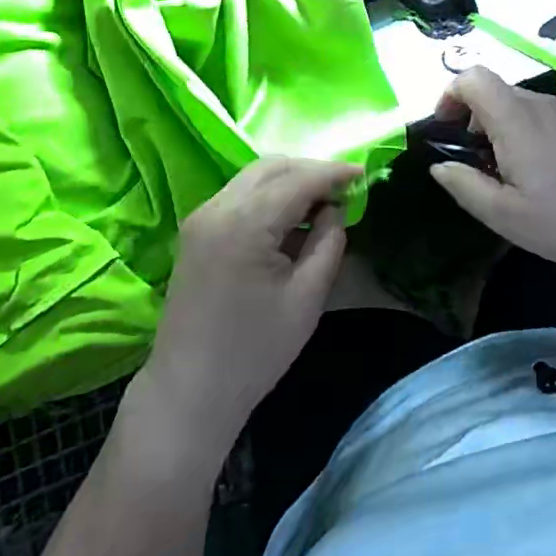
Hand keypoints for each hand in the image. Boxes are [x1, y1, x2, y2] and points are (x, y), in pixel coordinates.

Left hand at [141, 157, 361, 440]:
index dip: (333, 173)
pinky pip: (237, 197)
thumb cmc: (255, 350)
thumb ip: (327, 244)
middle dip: (309, 171)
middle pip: (269, 168)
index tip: (364, 173)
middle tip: (344, 189)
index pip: (296, 180)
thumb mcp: (306, 298)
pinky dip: (267, 197)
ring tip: (322, 204)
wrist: (191, 387)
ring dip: (287, 182)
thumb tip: (334, 209)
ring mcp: (199, 218)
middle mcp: (216, 208)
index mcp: (243, 222)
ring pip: (251, 179)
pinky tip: (289, 219)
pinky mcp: (194, 232)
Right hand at [428, 67, 555, 285]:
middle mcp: (541, 106)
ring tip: (508, 180)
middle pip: (493, 92)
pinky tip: (543, 183)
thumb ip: (464, 186)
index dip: (448, 96)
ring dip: (499, 133)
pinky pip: (543, 121)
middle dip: (471, 121)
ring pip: (518, 108)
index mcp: (514, 118)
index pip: (470, 77)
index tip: (445, 131)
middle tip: (474, 166)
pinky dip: (526, 139)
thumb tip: (439, 167)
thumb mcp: (505, 215)